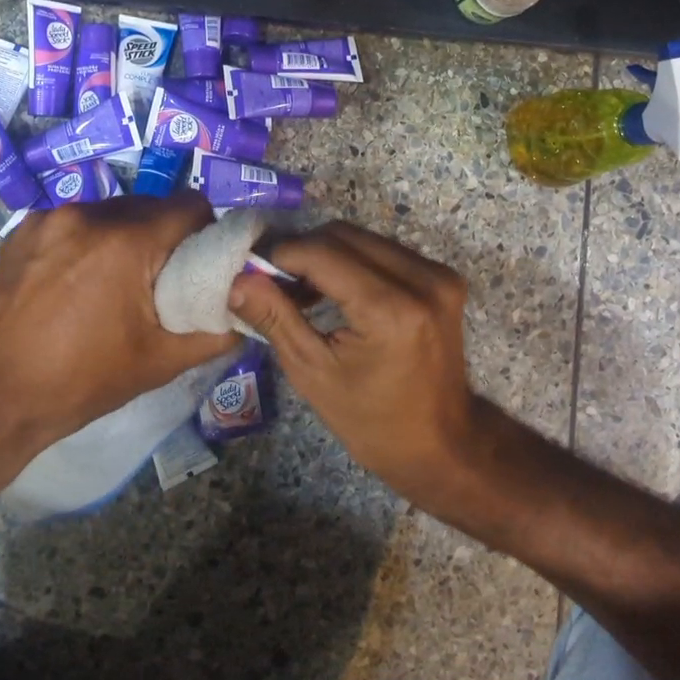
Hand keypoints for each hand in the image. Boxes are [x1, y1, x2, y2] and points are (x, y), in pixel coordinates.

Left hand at [0, 192, 240, 453]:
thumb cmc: (75, 383)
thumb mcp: (156, 364)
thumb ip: (212, 335)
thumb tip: (243, 316)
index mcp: (125, 241)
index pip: (190, 206)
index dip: (207, 230)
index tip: (205, 262)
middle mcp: (87, 215)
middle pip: (149, 206)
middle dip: (165, 236)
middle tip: (164, 280)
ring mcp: (47, 219)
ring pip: (109, 213)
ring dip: (125, 238)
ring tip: (116, 285)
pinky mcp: (20, 232)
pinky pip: (73, 224)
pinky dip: (87, 243)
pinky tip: (76, 285)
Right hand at [228, 221, 478, 500]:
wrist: (441, 443)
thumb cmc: (372, 420)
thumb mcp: (313, 373)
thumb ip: (275, 317)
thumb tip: (236, 280)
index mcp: (390, 310)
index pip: (323, 253)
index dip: (281, 255)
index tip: (252, 270)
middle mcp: (421, 281)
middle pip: (343, 236)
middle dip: (302, 251)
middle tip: (272, 280)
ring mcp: (438, 276)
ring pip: (363, 238)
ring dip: (326, 253)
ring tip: (300, 288)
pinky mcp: (444, 278)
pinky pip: (384, 250)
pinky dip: (352, 260)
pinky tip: (333, 289)